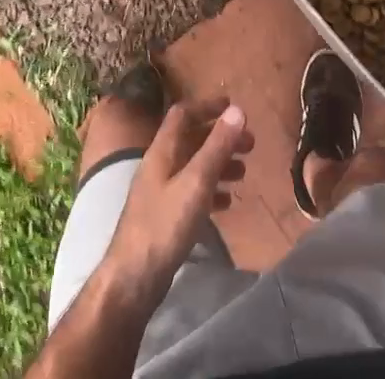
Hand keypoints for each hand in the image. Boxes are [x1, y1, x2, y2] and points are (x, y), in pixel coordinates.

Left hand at [101, 99, 253, 299]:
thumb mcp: (196, 182)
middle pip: (191, 140)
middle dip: (221, 138)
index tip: (234, 108)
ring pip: (193, 166)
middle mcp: (159, 166)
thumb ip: (216, 146)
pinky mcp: (164, 216)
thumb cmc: (165, 225)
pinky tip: (226, 201)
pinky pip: (191, 192)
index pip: (182, 114)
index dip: (207, 107)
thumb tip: (237, 110)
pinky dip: (211, 189)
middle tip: (251, 144)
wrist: (133, 277)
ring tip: (244, 171)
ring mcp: (159, 192)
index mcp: (162, 151)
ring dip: (219, 163)